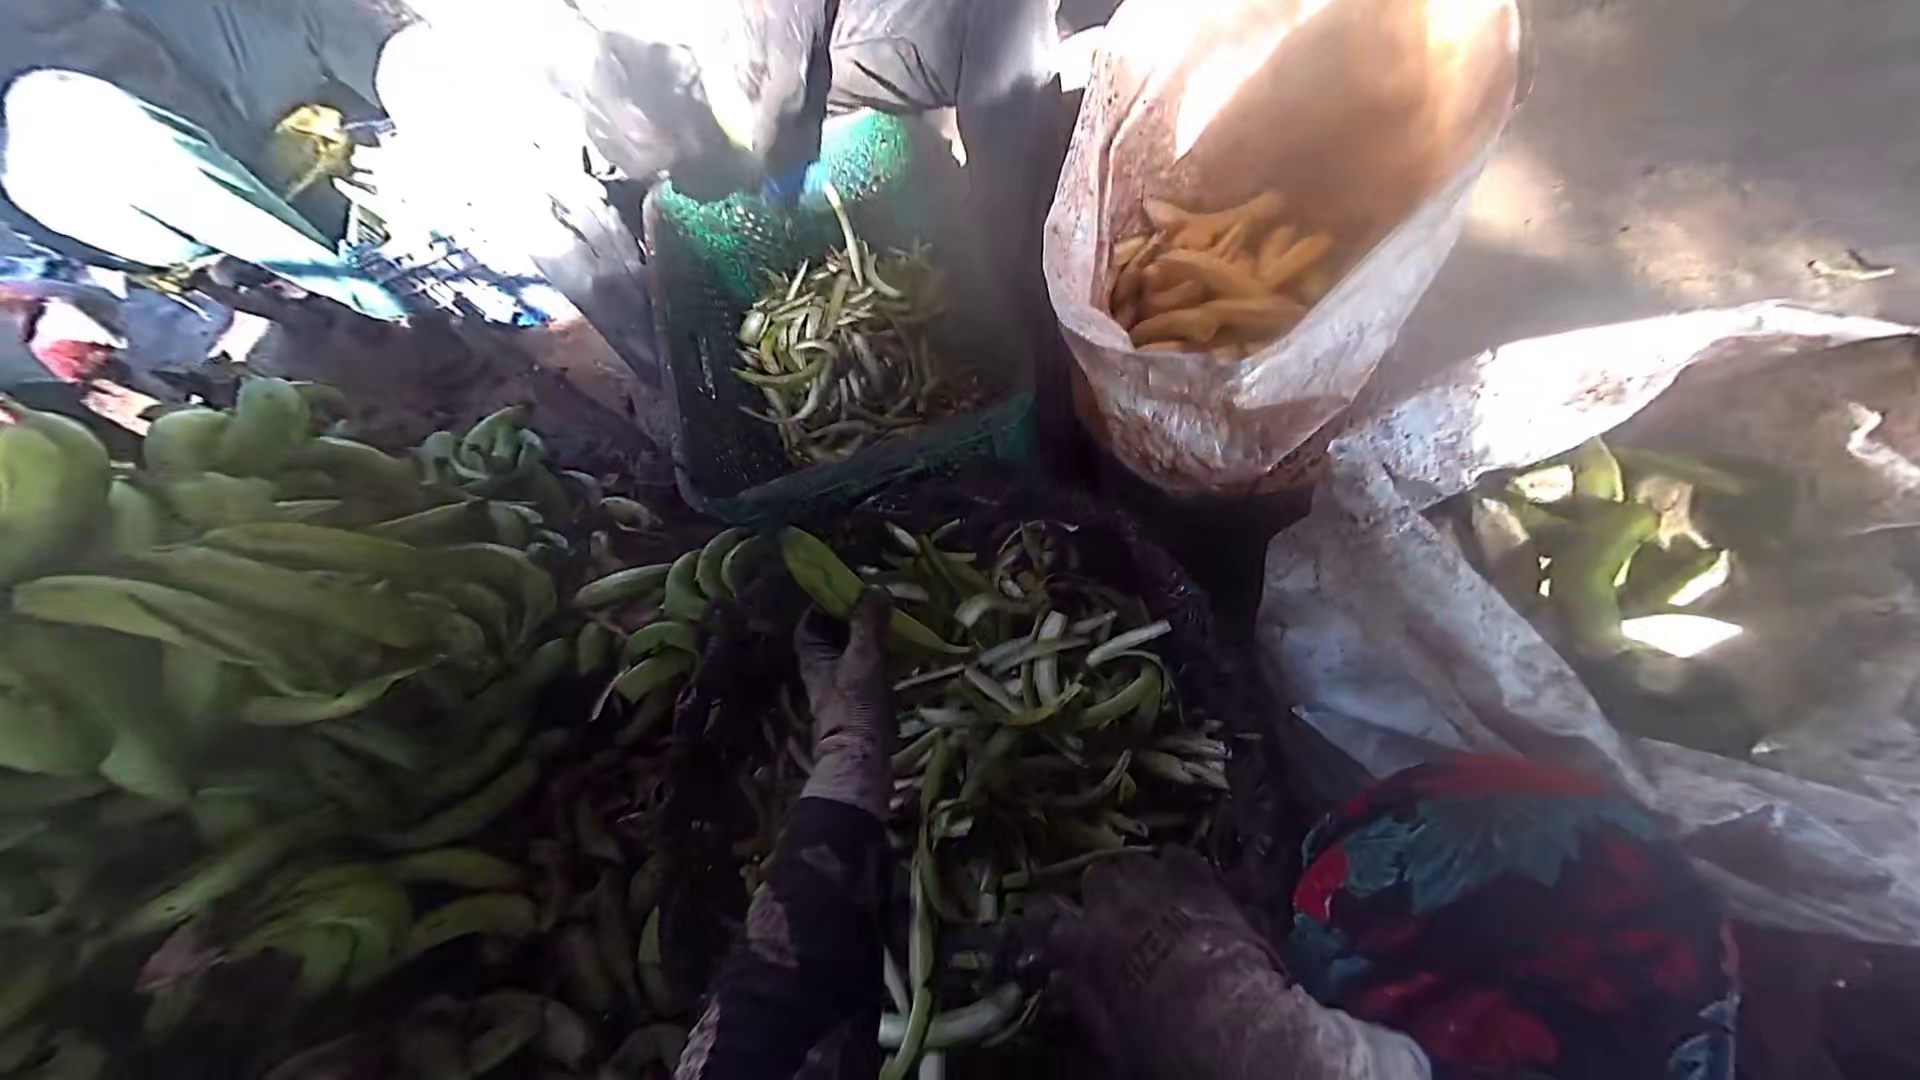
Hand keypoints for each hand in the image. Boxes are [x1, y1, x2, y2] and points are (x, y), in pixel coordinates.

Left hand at [794, 589, 894, 816]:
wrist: (863, 758)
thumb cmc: (856, 705)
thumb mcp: (864, 657)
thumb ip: (869, 622)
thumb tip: (877, 588)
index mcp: (813, 654)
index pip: (813, 617)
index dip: (829, 600)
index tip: (852, 586)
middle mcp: (823, 666)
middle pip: (834, 630)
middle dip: (854, 614)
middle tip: (879, 599)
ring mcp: (841, 682)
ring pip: (853, 647)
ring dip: (870, 632)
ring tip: (894, 617)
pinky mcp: (860, 696)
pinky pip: (869, 664)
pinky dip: (882, 652)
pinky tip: (902, 647)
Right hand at [1046, 849, 1283, 1079]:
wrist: (1229, 1022)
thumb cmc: (1168, 1042)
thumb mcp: (1115, 1040)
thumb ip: (1084, 1003)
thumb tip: (1061, 981)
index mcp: (1088, 943)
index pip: (1060, 928)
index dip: (1067, 937)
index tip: (1073, 948)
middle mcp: (1113, 902)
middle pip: (1096, 879)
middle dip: (1105, 896)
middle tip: (1120, 920)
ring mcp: (1152, 882)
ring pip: (1134, 863)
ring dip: (1140, 880)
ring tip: (1154, 900)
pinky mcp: (1192, 874)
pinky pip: (1177, 856)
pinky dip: (1177, 867)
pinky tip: (1184, 883)